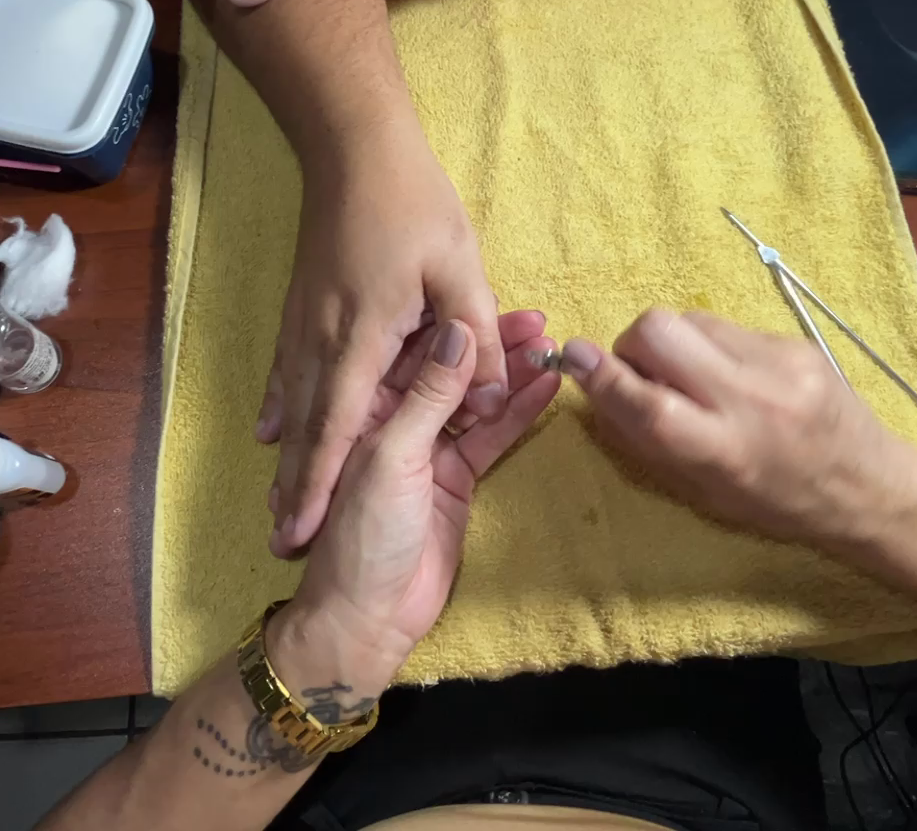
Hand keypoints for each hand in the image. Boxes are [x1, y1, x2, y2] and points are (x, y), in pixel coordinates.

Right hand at [260, 141, 508, 556]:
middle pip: (305, 426)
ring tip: (274, 500)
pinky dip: (278, 406)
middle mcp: (320, 341)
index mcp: (361, 339)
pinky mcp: (300, 306)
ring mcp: (304, 323)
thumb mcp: (461, 269)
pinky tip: (268, 428)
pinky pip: (286, 369)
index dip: (316, 485)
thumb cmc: (413, 206)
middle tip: (280, 536)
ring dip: (284, 455)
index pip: (335, 429)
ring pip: (292, 402)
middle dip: (292, 485)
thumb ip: (475, 338)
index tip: (298, 532)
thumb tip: (491, 400)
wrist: (354, 148)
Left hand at [274, 317, 560, 691]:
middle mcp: (394, 418)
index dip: (458, 326)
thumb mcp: (394, 455)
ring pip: (474, 401)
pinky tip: (545, 390)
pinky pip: (487, 437)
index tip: (499, 302)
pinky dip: (515, 415)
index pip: (415, 353)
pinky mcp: (454, 476)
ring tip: (552, 348)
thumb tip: (459, 332)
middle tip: (539, 322)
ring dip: (510, 377)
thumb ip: (428, 396)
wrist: (370, 614)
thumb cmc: (364, 532)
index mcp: (363, 405)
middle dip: (491, 347)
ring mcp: (427, 448)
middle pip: (449, 373)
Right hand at [562, 309, 916, 549]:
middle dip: (632, 345)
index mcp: (724, 452)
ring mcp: (780, 363)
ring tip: (692, 374)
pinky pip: (722, 324)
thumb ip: (644, 437)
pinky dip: (707, 344)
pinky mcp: (795, 341)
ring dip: (670, 343)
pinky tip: (730, 373)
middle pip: (660, 331)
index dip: (602, 376)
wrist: (871, 487)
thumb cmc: (772, 503)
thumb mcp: (700, 492)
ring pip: (687, 319)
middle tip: (644, 372)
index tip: (571, 355)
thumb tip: (592, 382)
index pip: (648, 403)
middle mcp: (752, 400)